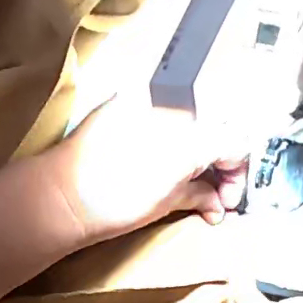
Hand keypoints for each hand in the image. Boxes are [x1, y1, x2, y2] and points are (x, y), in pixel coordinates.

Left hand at [35, 97, 249, 244]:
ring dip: (196, 144)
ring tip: (186, 176)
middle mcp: (177, 108)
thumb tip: (215, 200)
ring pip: (192, 114)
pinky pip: (161, 107)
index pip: (237, 143)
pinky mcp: (124, 100)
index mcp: (194, 133)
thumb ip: (200, 193)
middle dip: (219, 158)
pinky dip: (169, 131)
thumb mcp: (167, 201)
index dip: (237, 174)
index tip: (227, 194)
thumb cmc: (112, 202)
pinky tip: (163, 157)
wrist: (64, 195)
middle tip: (210, 186)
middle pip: (218, 124)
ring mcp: (150, 100)